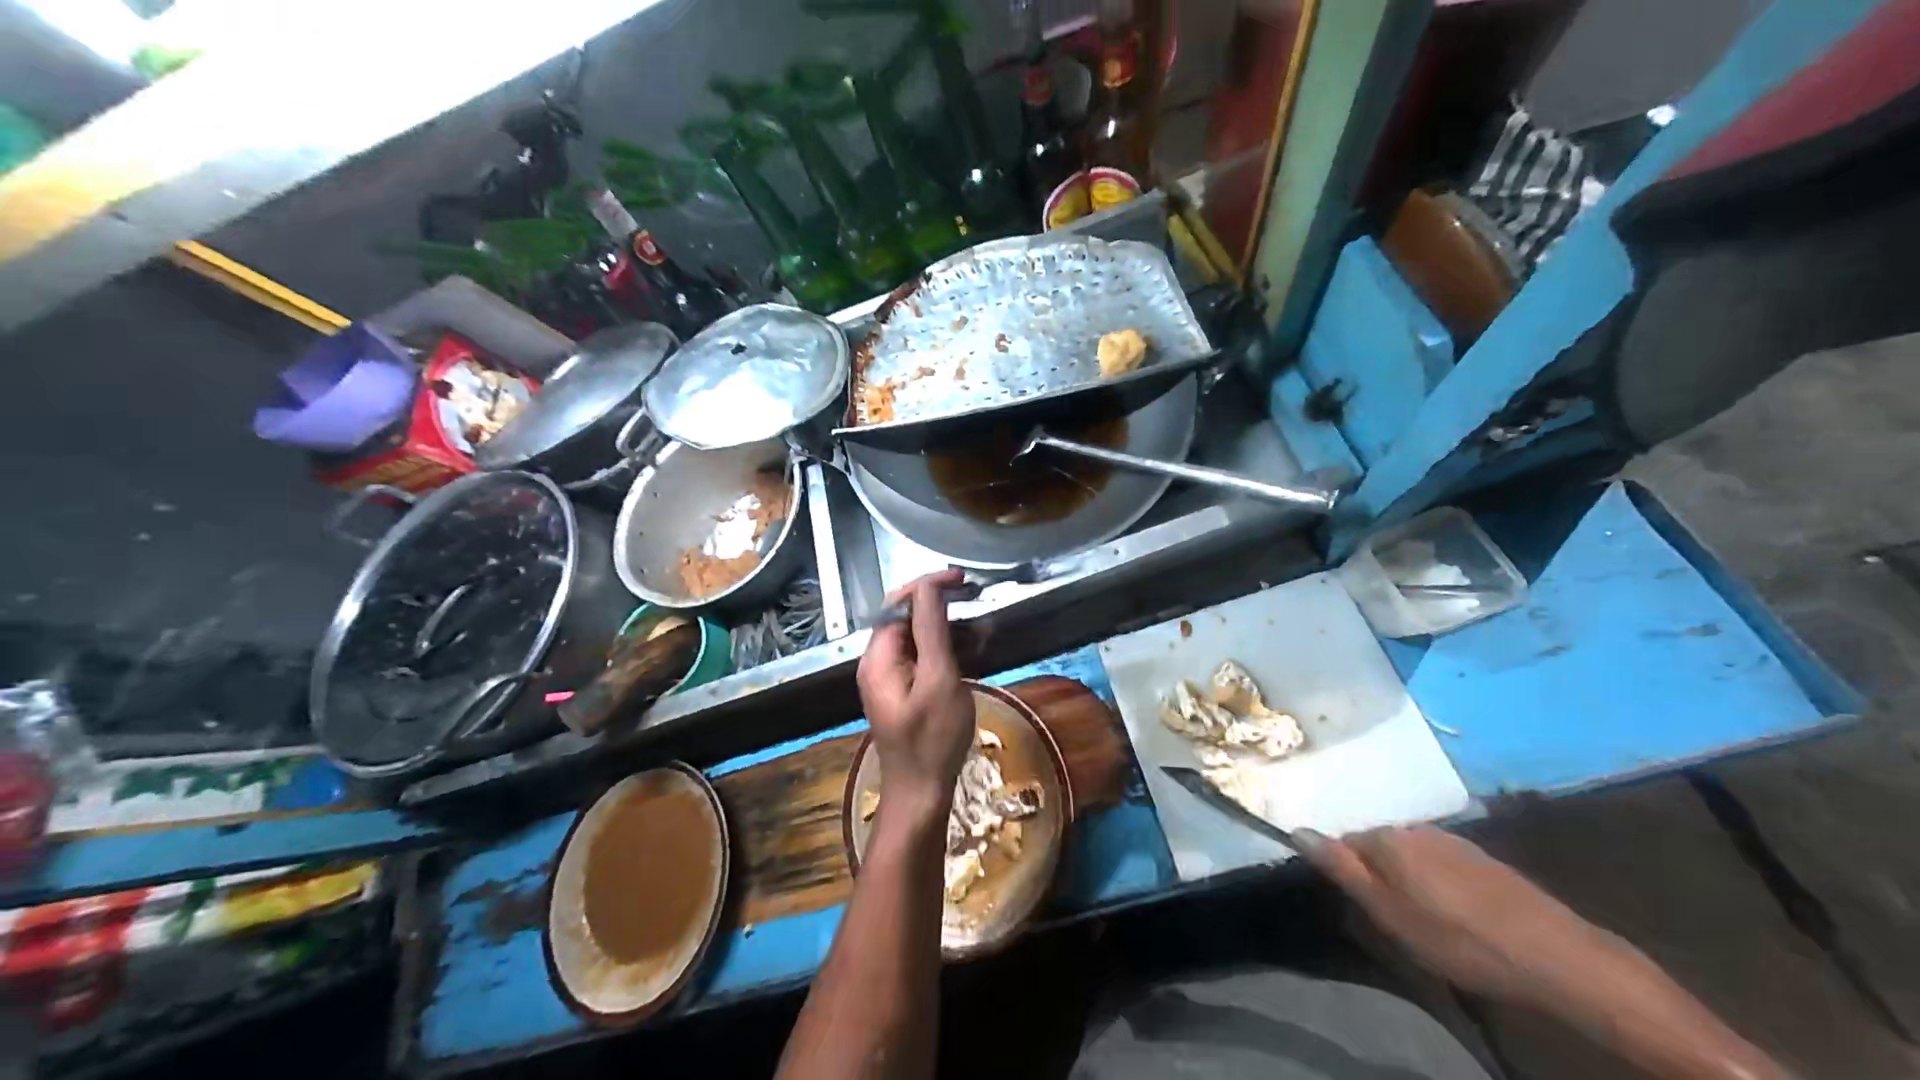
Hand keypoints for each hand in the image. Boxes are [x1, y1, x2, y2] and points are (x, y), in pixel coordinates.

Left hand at [858, 570, 974, 835]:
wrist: (921, 794)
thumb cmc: (933, 740)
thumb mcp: (939, 679)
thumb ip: (933, 629)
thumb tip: (930, 585)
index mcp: (879, 656)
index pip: (899, 602)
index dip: (929, 585)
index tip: (964, 580)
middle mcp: (879, 661)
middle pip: (907, 617)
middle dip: (941, 605)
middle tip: (977, 601)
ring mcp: (891, 678)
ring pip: (919, 637)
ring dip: (949, 628)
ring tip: (983, 632)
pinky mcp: (905, 691)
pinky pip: (924, 658)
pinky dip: (947, 650)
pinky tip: (972, 652)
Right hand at [1296, 825, 1633, 1008]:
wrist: (1556, 956)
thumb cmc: (1458, 938)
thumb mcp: (1388, 913)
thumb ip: (1342, 868)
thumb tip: (1297, 830)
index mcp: (1387, 837)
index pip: (1344, 841)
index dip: (1348, 873)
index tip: (1364, 905)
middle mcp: (1415, 827)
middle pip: (1378, 844)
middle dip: (1378, 872)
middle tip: (1394, 916)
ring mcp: (1453, 839)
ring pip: (1410, 853)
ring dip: (1409, 877)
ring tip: (1426, 917)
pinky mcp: (1483, 858)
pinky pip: (1440, 861)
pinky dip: (1437, 881)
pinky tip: (1457, 912)